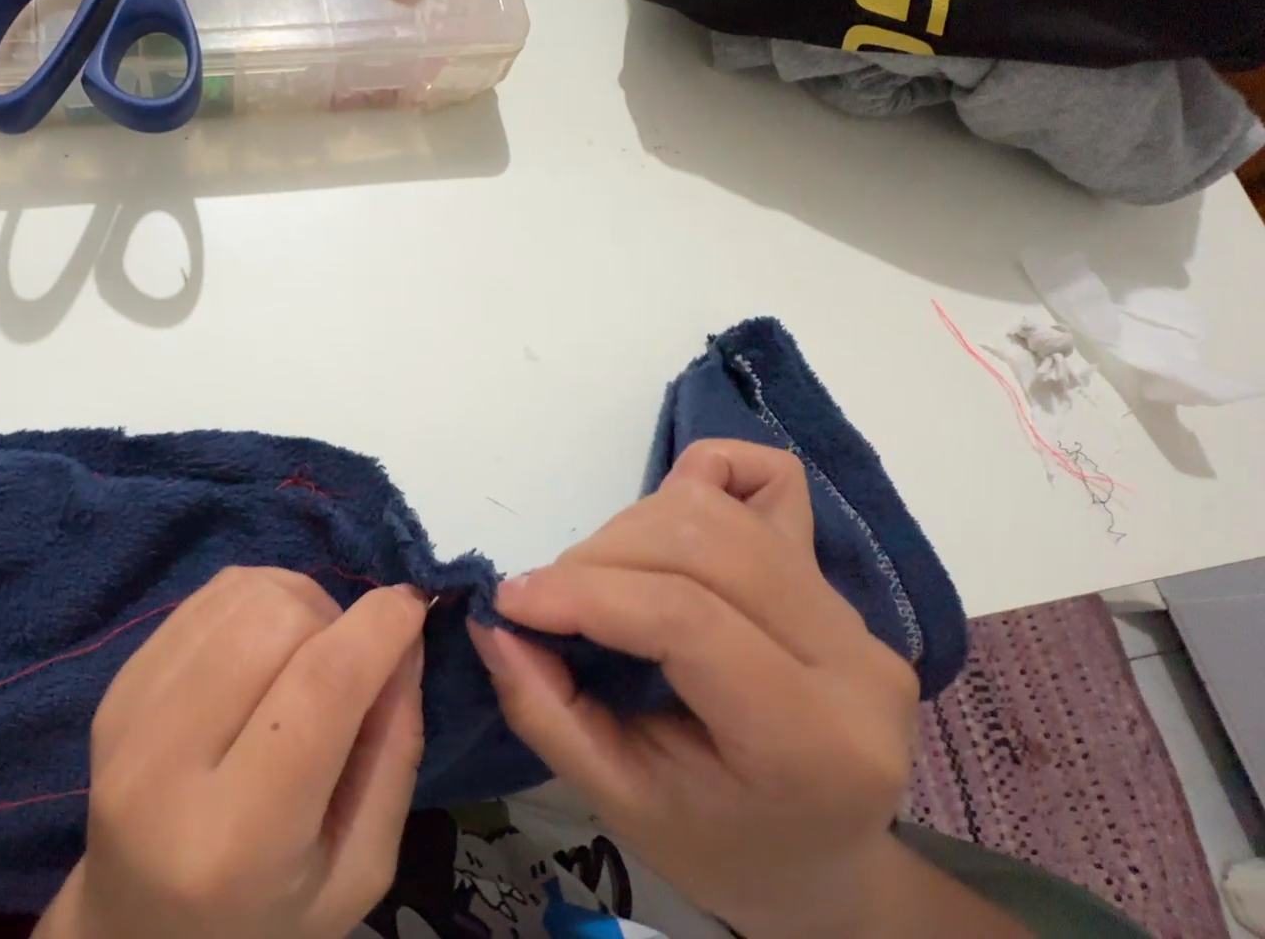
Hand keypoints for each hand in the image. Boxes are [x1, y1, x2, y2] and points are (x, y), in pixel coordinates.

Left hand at [36, 567, 427, 938]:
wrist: (137, 923)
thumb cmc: (265, 912)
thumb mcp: (358, 870)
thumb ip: (394, 753)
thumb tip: (406, 637)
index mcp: (237, 836)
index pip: (320, 690)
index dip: (379, 629)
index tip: (415, 603)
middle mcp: (166, 762)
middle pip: (274, 621)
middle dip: (334, 620)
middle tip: (347, 663)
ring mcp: (129, 713)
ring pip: (240, 593)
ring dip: (296, 604)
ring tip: (303, 656)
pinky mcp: (116, 681)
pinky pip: (206, 595)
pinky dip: (254, 603)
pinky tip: (261, 649)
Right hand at [471, 440, 1025, 938]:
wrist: (820, 862)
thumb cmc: (718, 847)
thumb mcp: (618, 801)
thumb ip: (546, 709)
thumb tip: (489, 619)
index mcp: (810, 741)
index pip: (687, 619)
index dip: (583, 594)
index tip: (507, 601)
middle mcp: (851, 658)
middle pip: (703, 544)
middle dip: (597, 561)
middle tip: (548, 607)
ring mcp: (853, 611)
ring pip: (720, 511)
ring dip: (629, 531)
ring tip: (598, 586)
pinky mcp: (837, 578)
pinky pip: (770, 481)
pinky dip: (701, 481)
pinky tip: (660, 532)